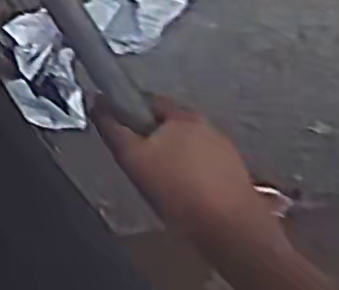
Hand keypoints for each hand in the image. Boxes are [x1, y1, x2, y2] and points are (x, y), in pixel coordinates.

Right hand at [95, 95, 278, 246]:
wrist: (236, 238)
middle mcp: (213, 130)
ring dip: (172, 156)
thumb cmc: (176, 187)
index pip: (148, 100)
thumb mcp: (128, 153)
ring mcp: (232, 157)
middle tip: (137, 156)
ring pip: (188, 147)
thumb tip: (96, 101)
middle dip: (151, 136)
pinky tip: (183, 192)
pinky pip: (205, 167)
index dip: (128, 111)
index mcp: (186, 117)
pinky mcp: (242, 181)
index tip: (120, 130)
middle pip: (169, 125)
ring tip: (159, 177)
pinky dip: (192, 173)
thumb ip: (108, 124)